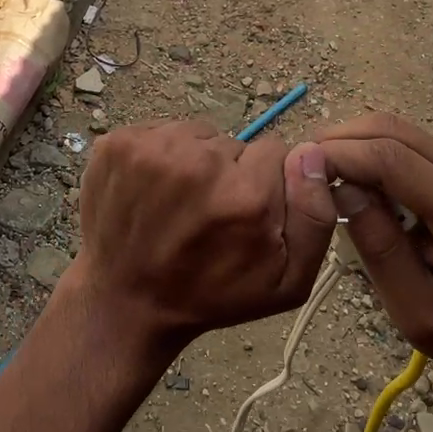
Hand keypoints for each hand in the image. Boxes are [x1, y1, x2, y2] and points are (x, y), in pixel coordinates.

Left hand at [72, 120, 339, 344]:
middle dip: (229, 171)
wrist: (125, 299)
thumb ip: (314, 216)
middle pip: (232, 142)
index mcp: (245, 193)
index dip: (266, 181)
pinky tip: (152, 191)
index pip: (276, 151)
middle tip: (208, 213)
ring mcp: (151, 147)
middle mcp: (198, 160)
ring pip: (194, 134)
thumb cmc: (212, 294)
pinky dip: (158, 155)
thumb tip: (312, 154)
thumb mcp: (287, 282)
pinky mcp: (118, 141)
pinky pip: (158, 132)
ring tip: (178, 202)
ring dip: (193, 160)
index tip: (245, 210)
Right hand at [313, 114, 432, 380]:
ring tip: (325, 172)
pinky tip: (359, 177)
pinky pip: (409, 137)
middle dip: (339, 139)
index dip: (339, 154)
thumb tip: (340, 189)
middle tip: (303, 167)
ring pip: (397, 126)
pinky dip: (373, 146)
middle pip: (392, 130)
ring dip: (354, 141)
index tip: (301, 169)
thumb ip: (379, 250)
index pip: (391, 159)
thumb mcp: (416, 313)